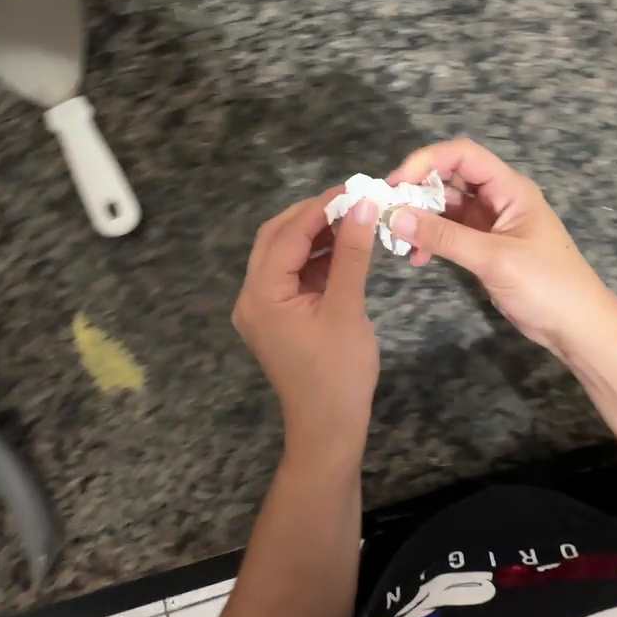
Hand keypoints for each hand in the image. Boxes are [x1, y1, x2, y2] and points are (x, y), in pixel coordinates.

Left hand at [233, 190, 382, 454]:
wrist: (329, 429)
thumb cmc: (338, 373)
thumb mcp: (347, 308)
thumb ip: (352, 254)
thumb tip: (363, 206)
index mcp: (261, 294)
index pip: (288, 234)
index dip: (321, 207)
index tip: (355, 188)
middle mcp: (253, 296)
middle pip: (278, 238)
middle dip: (313, 215)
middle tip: (352, 200)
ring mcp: (264, 308)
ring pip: (285, 254)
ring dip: (316, 236)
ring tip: (354, 220)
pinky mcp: (279, 317)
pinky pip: (294, 275)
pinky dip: (317, 259)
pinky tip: (346, 249)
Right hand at [386, 139, 616, 357]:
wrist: (576, 327)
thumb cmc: (546, 285)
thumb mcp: (493, 258)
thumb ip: (444, 236)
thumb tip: (395, 215)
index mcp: (510, 188)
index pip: (462, 155)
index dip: (426, 161)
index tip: (395, 183)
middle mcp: (499, 199)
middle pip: (450, 178)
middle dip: (418, 191)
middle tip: (387, 212)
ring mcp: (491, 224)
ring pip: (447, 207)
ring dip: (421, 219)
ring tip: (399, 240)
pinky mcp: (485, 247)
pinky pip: (450, 233)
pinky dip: (431, 240)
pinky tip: (417, 257)